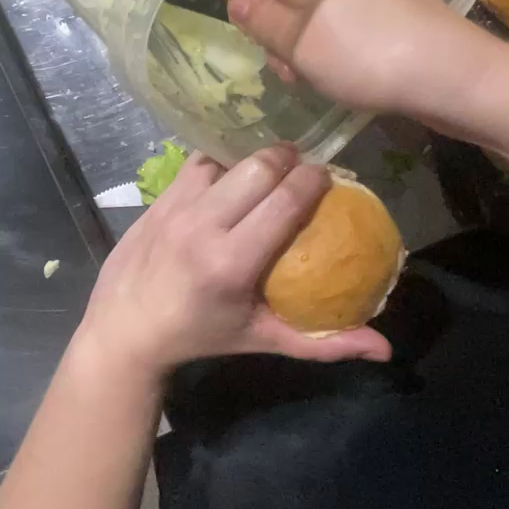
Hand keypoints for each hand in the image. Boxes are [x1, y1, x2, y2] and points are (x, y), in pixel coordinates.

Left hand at [75, 146, 392, 378]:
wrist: (125, 326)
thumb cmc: (198, 334)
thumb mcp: (259, 340)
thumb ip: (322, 343)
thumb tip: (384, 348)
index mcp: (230, 263)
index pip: (283, 202)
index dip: (313, 180)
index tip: (328, 178)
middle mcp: (201, 226)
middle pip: (257, 169)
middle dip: (288, 159)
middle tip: (304, 167)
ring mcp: (174, 207)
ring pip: (225, 160)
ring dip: (252, 159)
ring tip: (270, 168)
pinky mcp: (157, 198)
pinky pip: (196, 164)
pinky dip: (220, 164)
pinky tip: (231, 176)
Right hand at [224, 0, 503, 119]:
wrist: (453, 75)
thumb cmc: (362, 58)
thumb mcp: (299, 43)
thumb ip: (262, 20)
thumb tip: (236, 1)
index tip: (222, 12)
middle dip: (272, 25)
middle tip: (275, 67)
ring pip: (317, 9)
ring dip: (300, 42)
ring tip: (307, 79)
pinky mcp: (396, 13)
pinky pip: (345, 21)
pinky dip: (329, 44)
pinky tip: (338, 75)